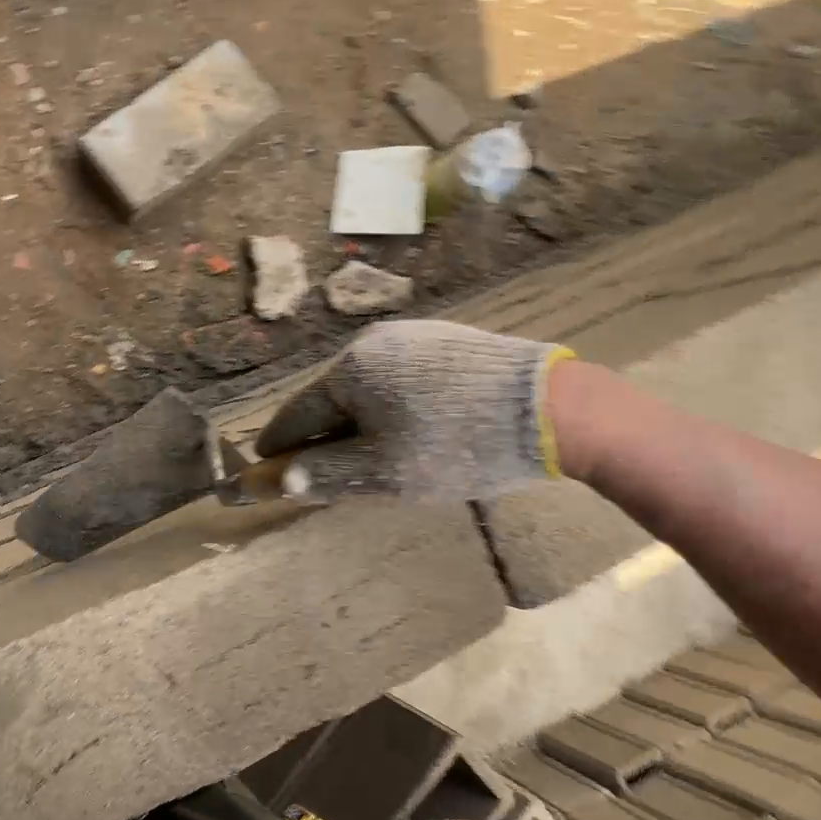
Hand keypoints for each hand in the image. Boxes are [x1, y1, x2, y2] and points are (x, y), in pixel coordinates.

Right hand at [255, 320, 573, 501]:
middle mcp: (371, 343)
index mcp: (348, 370)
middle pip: (330, 400)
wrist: (556, 410)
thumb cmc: (457, 445)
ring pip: (365, 389)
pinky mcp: (446, 341)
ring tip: (375, 457)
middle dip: (323, 438)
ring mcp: (412, 337)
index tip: (264, 470)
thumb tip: (273, 482)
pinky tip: (412, 429)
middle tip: (328, 475)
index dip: (277, 447)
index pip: (294, 415)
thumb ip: (322, 474)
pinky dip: (391, 407)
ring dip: (358, 423)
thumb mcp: (384, 471)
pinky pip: (399, 379)